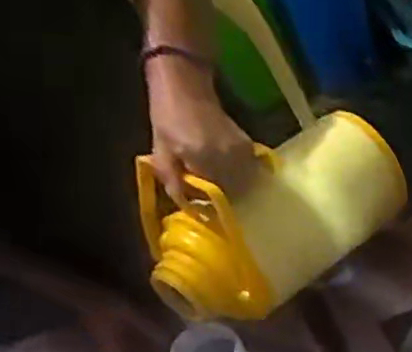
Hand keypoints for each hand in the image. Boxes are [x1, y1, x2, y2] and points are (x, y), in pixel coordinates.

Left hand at [146, 54, 258, 200]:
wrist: (183, 88)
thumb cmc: (166, 117)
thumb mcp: (160, 146)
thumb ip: (170, 176)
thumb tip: (185, 203)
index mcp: (202, 160)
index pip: (213, 194)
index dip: (208, 198)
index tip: (202, 196)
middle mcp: (227, 160)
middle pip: (233, 192)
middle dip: (223, 192)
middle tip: (210, 184)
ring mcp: (242, 154)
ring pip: (245, 183)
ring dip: (235, 184)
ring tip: (220, 174)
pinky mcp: (250, 148)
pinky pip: (251, 171)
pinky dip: (242, 172)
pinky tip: (229, 164)